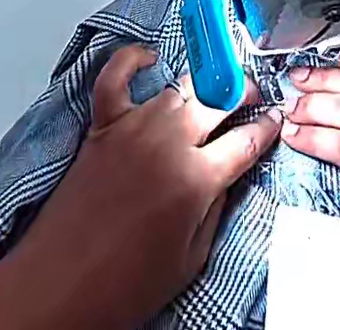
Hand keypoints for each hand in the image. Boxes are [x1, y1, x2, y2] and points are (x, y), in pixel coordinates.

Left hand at [0, 45, 279, 329]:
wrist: (65, 279)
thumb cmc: (126, 281)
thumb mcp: (192, 257)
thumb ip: (215, 207)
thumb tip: (228, 173)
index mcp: (196, 179)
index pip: (244, 142)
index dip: (265, 128)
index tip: (274, 119)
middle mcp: (168, 142)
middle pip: (216, 101)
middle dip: (241, 92)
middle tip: (251, 93)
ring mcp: (133, 126)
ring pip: (176, 89)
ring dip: (200, 86)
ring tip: (214, 87)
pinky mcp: (103, 123)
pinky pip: (115, 77)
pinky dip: (130, 60)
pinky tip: (147, 57)